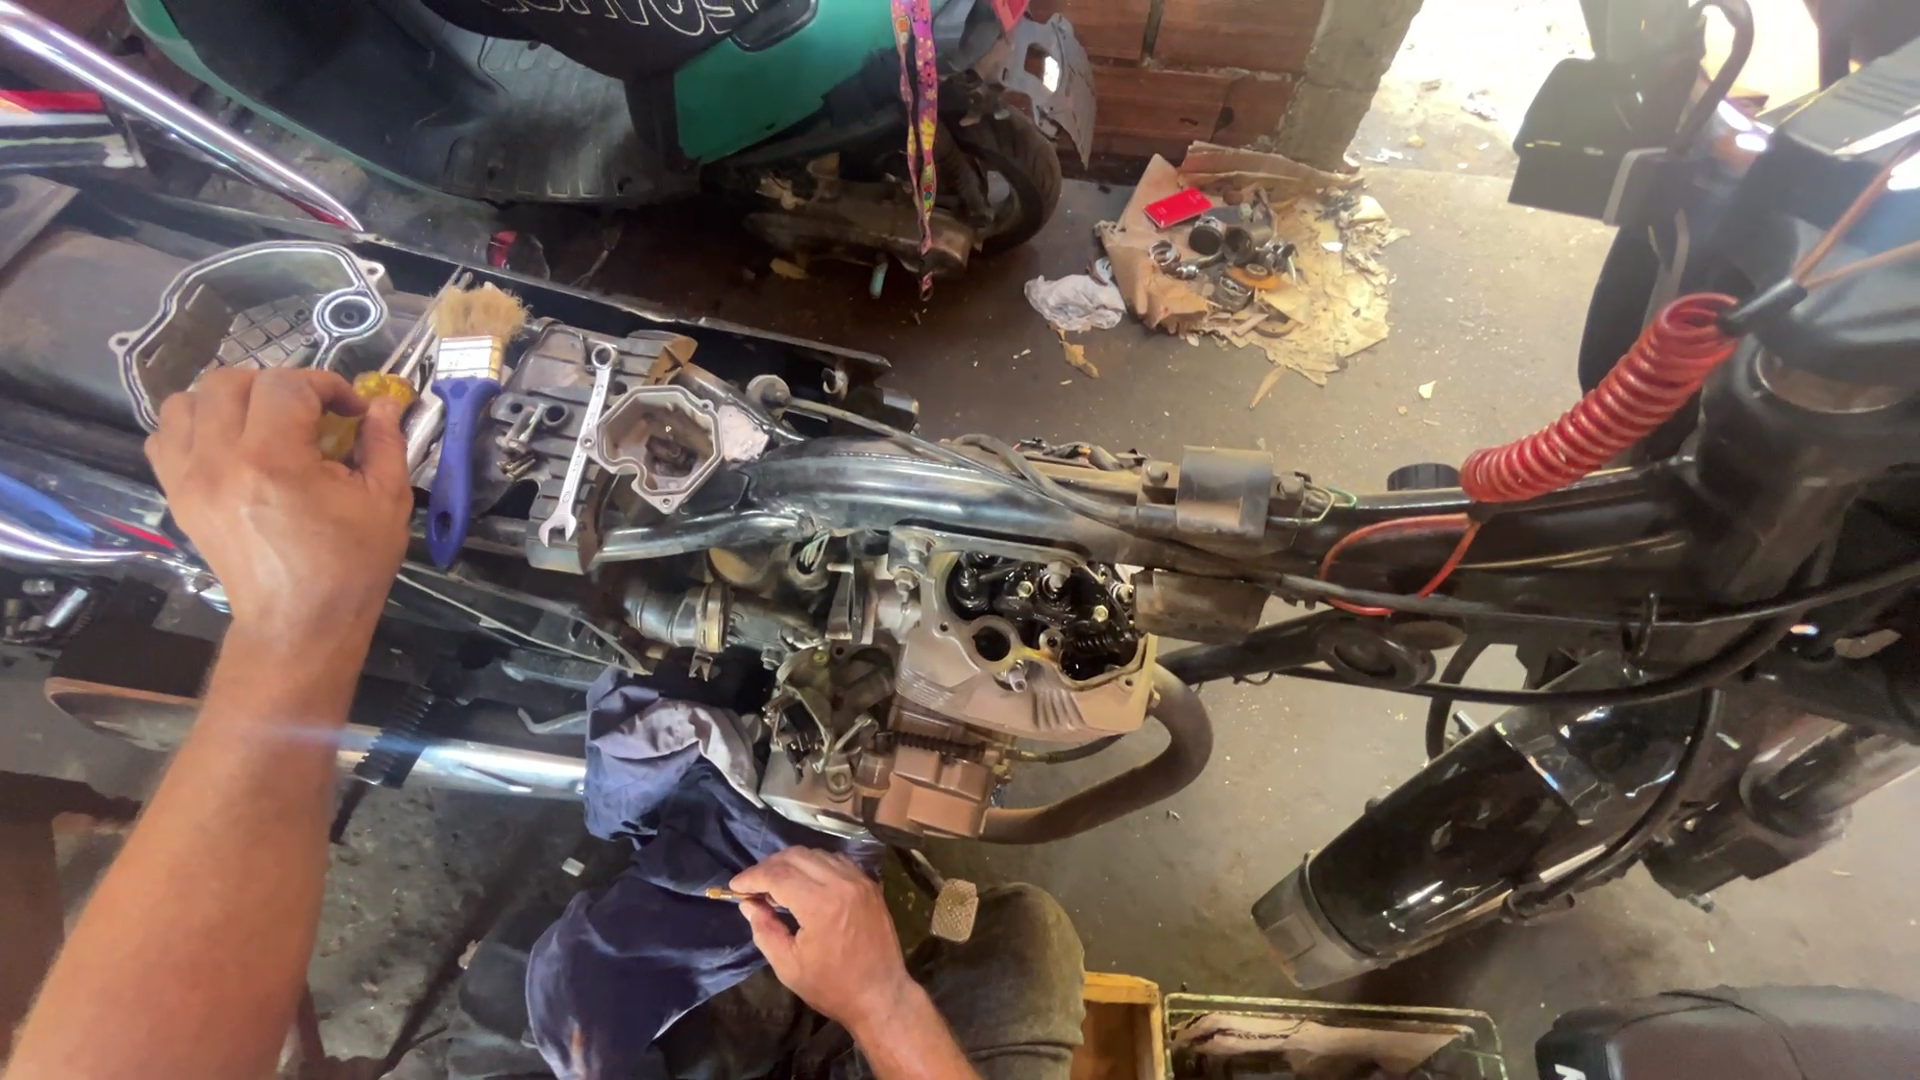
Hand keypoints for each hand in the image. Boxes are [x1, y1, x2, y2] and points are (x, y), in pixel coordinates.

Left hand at [145, 367, 412, 637]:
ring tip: (271, 422)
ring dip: (233, 399)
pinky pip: (167, 433)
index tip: (355, 409)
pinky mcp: (176, 491)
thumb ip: (384, 443)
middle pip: (231, 382)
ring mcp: (187, 476)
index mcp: (275, 461)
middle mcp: (218, 460)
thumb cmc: (354, 561)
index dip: (327, 385)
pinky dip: (199, 424)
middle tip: (316, 411)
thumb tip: (382, 404)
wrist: (302, 616)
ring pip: (188, 400)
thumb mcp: (388, 500)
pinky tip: (236, 442)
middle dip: (281, 385)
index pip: (287, 386)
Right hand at [731, 848, 913, 1034]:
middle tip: (752, 884)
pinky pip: (836, 860)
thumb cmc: (832, 986)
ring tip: (775, 883)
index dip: (752, 876)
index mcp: (820, 904)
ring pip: (817, 854)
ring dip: (792, 862)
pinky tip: (804, 880)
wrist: (880, 993)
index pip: (779, 875)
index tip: (735, 886)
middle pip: (796, 856)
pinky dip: (815, 864)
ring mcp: (858, 879)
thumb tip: (748, 904)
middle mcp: (841, 882)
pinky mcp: (868, 882)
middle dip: (769, 866)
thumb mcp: (789, 966)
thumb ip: (765, 930)